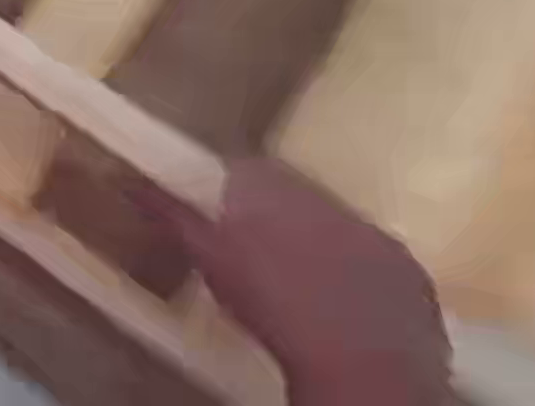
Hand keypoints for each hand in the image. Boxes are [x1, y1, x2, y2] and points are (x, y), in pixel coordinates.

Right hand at [142, 159, 450, 404]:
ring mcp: (374, 232)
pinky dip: (354, 260)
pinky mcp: (411, 269)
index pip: (244, 162)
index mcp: (271, 187)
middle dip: (271, 203)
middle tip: (252, 236)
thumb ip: (168, 212)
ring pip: (331, 215)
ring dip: (312, 230)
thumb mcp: (205, 257)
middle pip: (289, 185)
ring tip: (294, 266)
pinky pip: (372, 249)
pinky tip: (340, 289)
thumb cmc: (267, 305)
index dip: (230, 180)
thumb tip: (123, 179)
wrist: (359, 372)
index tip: (219, 202)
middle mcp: (323, 197)